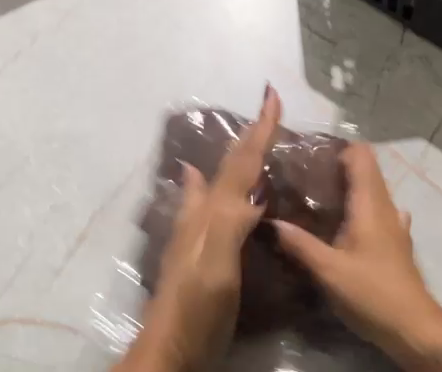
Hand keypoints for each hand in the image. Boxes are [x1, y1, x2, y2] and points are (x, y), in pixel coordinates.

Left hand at [117, 88, 281, 371]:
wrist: (169, 350)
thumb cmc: (196, 306)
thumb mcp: (216, 262)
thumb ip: (231, 221)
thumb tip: (254, 188)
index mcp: (212, 211)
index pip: (241, 162)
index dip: (259, 130)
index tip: (272, 95)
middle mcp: (203, 214)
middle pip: (230, 166)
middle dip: (249, 137)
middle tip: (267, 113)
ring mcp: (199, 233)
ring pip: (223, 182)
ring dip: (240, 158)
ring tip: (252, 141)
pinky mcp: (202, 254)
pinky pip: (219, 205)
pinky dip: (226, 187)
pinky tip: (206, 184)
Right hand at [275, 144, 441, 371]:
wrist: (412, 326)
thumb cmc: (371, 292)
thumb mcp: (329, 270)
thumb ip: (300, 244)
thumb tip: (271, 220)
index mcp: (370, 202)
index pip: (361, 154)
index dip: (338, 148)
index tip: (310, 154)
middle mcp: (385, 204)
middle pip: (366, 169)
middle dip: (338, 166)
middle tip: (305, 175)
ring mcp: (395, 223)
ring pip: (371, 190)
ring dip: (349, 187)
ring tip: (317, 197)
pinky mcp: (396, 241)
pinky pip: (378, 211)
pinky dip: (360, 208)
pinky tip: (342, 223)